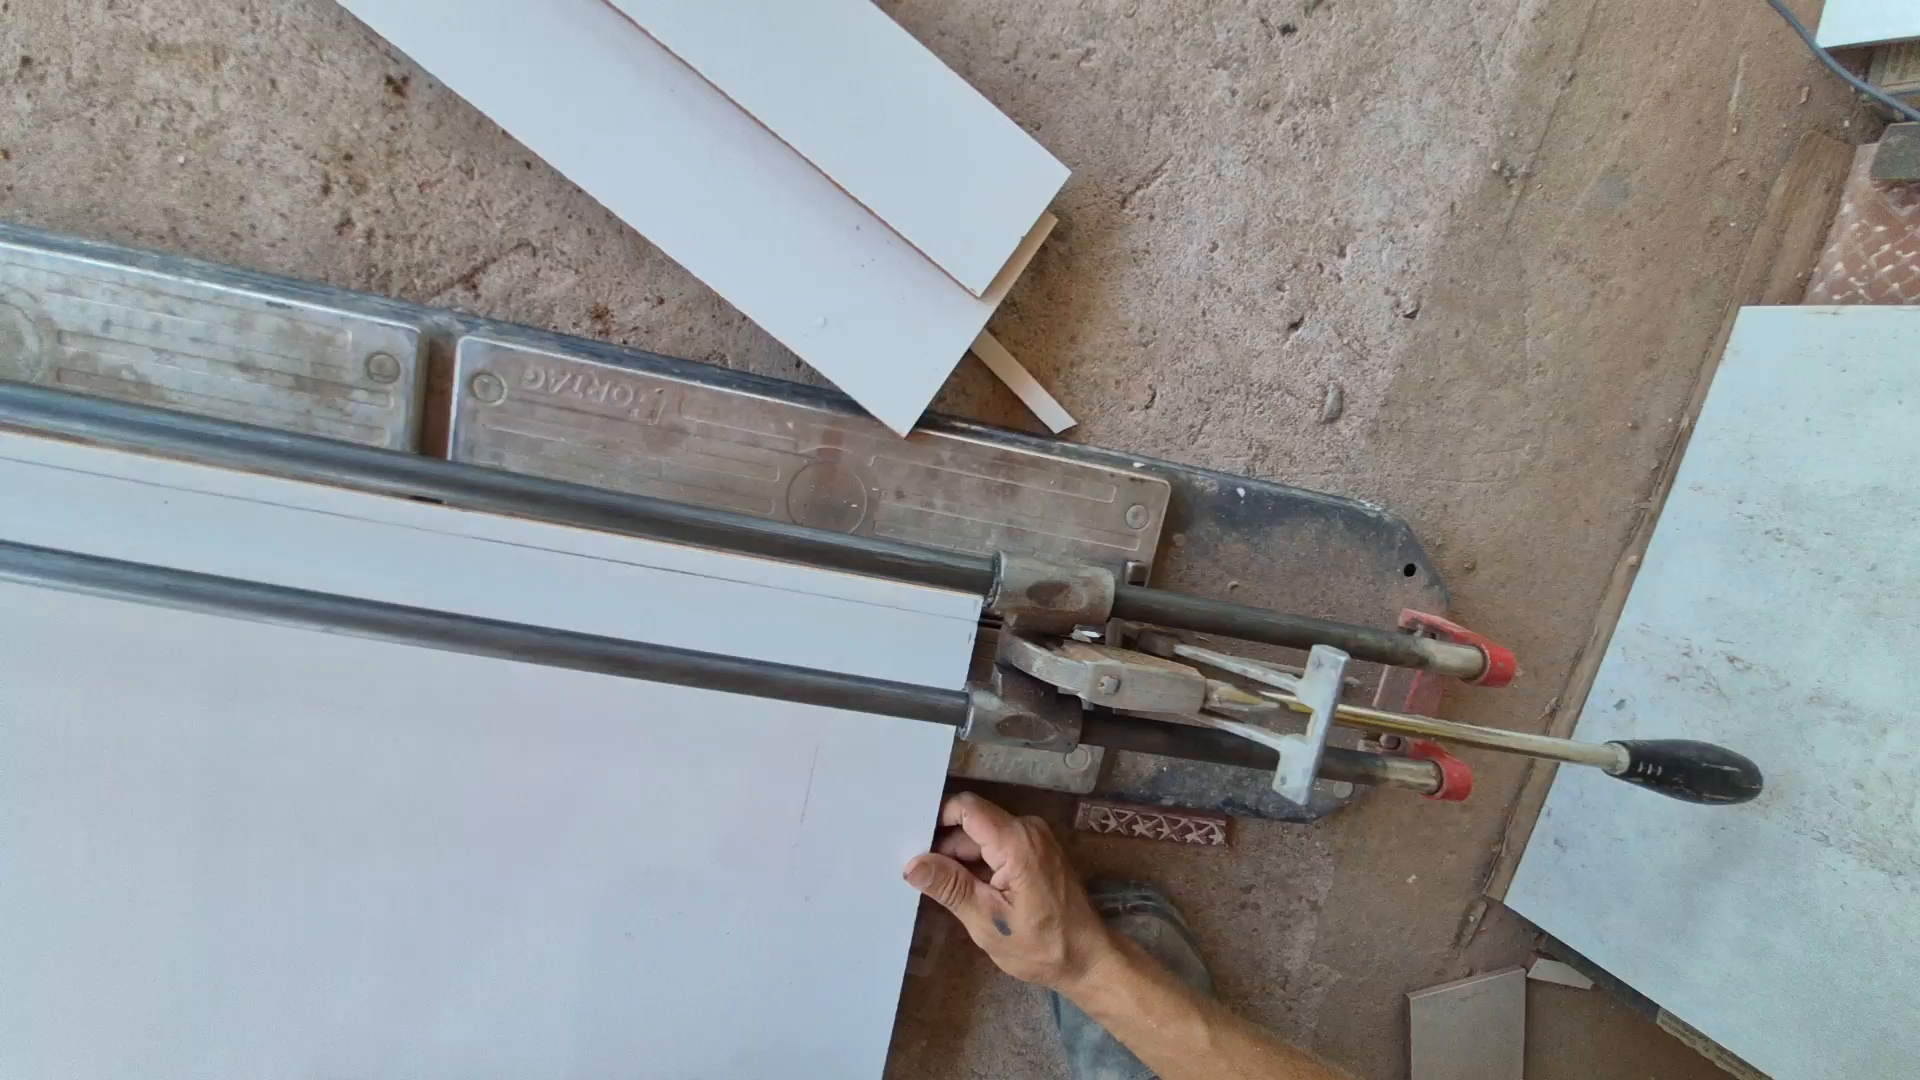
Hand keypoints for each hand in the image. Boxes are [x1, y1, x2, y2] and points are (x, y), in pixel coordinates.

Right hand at [903, 792, 1117, 991]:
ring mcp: (1034, 838)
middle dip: (943, 845)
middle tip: (914, 872)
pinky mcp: (1036, 850)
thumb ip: (950, 887)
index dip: (935, 818)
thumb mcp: (987, 921)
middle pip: (972, 822)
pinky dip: (978, 862)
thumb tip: (912, 865)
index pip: (966, 807)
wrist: (1090, 960)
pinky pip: (998, 845)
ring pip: (982, 835)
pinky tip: (962, 886)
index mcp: (1016, 841)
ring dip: (959, 857)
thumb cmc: (1042, 946)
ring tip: (934, 884)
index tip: (909, 840)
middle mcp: (1027, 828)